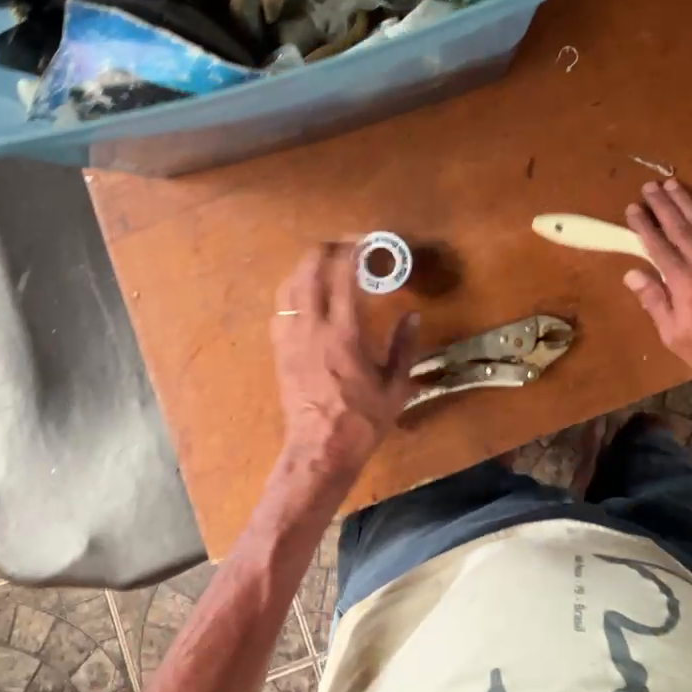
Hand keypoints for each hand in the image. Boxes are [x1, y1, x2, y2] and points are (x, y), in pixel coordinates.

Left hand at [271, 244, 419, 478]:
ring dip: (306, 267)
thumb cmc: (362, 419)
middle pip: (309, 273)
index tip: (365, 242)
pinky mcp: (279, 350)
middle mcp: (312, 329)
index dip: (352, 253)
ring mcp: (291, 338)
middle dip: (325, 251)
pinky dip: (293, 291)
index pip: (343, 278)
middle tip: (343, 244)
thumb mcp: (395, 386)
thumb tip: (412, 315)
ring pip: (289, 287)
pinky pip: (280, 309)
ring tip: (323, 262)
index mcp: (344, 334)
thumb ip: (404, 346)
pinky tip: (305, 294)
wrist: (320, 449)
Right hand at [623, 181, 691, 390]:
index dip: (644, 225)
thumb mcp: (673, 334)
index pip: (657, 245)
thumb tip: (633, 273)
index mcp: (682, 281)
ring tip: (673, 185)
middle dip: (663, 205)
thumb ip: (654, 301)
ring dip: (686, 203)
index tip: (633, 208)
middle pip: (679, 227)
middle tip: (650, 186)